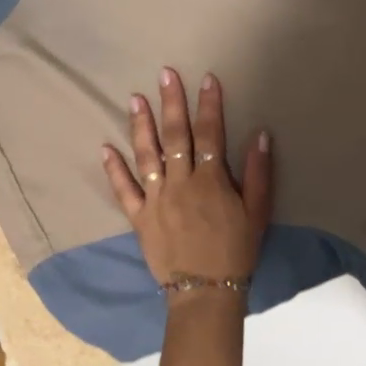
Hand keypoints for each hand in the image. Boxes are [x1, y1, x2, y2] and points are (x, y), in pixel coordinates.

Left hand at [101, 68, 272, 301]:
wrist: (205, 291)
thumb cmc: (237, 249)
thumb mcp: (258, 210)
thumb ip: (259, 172)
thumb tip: (259, 134)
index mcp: (211, 180)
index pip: (210, 133)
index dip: (209, 105)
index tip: (207, 79)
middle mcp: (180, 184)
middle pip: (175, 136)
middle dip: (171, 102)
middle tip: (165, 74)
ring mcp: (156, 200)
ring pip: (146, 156)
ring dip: (140, 125)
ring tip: (135, 98)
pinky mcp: (139, 218)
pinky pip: (123, 190)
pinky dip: (114, 169)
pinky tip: (106, 147)